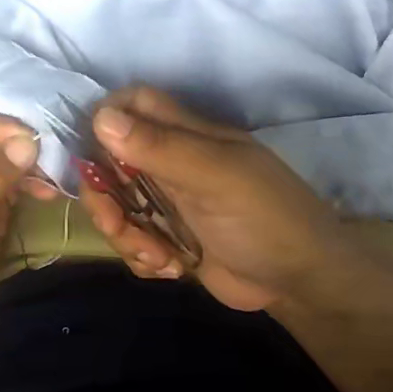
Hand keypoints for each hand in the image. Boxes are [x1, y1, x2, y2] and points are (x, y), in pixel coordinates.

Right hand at [78, 87, 357, 310]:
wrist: (301, 285)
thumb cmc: (267, 219)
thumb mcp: (217, 178)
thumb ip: (161, 148)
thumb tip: (100, 117)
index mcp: (185, 136)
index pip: (132, 105)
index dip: (104, 119)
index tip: (92, 156)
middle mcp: (169, 164)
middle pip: (107, 162)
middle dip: (104, 198)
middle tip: (118, 225)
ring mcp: (166, 202)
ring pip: (114, 206)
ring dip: (124, 235)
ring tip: (160, 258)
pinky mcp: (166, 238)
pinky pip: (130, 240)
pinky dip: (141, 257)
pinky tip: (171, 269)